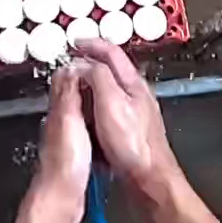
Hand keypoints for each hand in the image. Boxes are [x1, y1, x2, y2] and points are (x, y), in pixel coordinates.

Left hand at [29, 63, 92, 222]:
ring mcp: (68, 140)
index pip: (65, 79)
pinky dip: (98, 129)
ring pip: (82, 114)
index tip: (93, 59)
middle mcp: (61, 123)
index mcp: (59, 111)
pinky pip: (89, 135)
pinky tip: (108, 132)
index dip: (79, 67)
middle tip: (105, 76)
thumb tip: (71, 66)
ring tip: (110, 100)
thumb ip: (69, 93)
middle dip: (88, 85)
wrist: (61, 200)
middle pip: (74, 95)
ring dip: (94, 106)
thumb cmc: (65, 165)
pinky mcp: (77, 156)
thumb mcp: (68, 120)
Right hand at [71, 39, 183, 203]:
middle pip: (111, 69)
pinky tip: (86, 118)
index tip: (75, 43)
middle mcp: (136, 95)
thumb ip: (97, 77)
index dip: (91, 44)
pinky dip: (93, 107)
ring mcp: (134, 113)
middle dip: (88, 63)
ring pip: (109, 90)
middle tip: (70, 63)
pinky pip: (108, 110)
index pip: (111, 52)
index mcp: (133, 84)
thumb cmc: (135, 146)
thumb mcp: (111, 103)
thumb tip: (82, 64)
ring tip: (74, 88)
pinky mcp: (130, 131)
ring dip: (90, 85)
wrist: (150, 180)